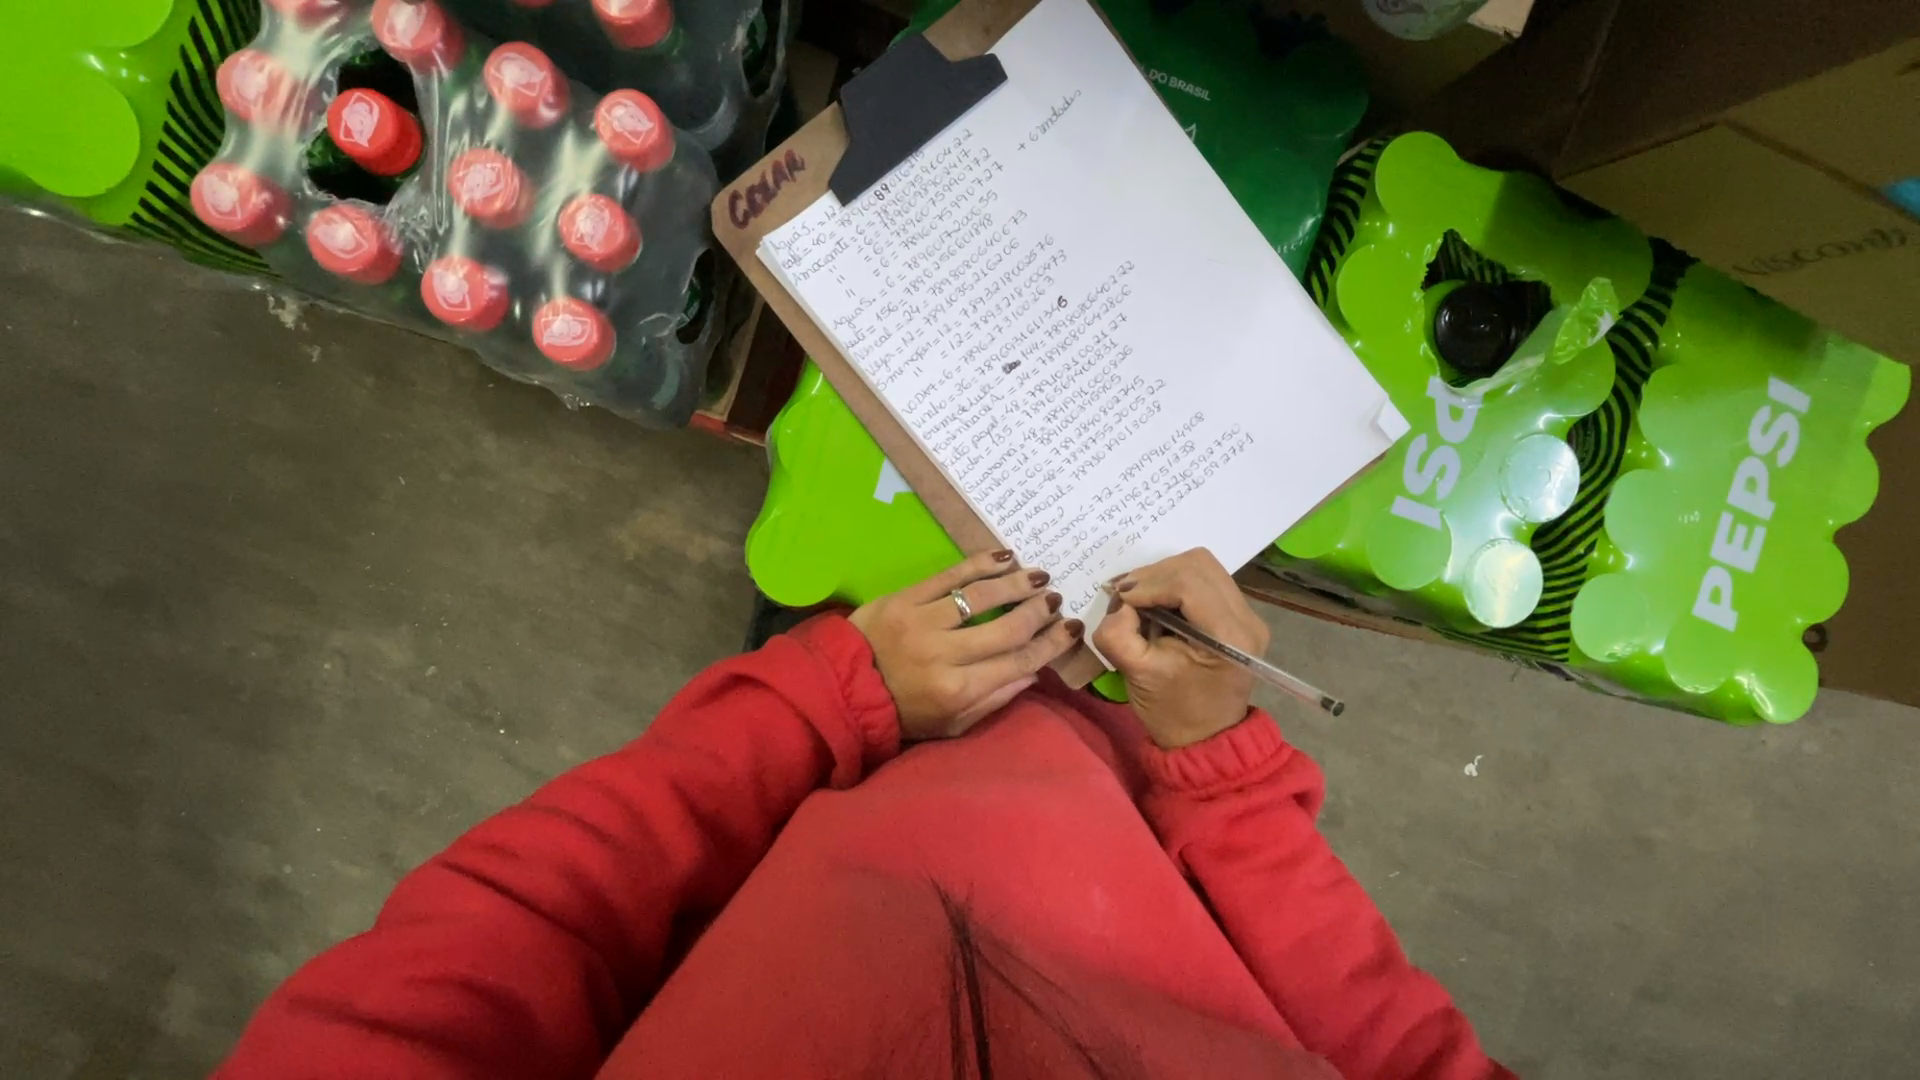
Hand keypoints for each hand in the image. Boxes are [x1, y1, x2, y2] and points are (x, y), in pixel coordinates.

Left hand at [849, 549, 1084, 738]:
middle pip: (1007, 628)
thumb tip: (1033, 672)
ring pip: (983, 596)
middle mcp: (946, 655)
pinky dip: (981, 564)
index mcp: (959, 690)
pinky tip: (1005, 557)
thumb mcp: (951, 725)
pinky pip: (950, 576)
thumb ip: (993, 700)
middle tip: (1056, 601)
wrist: (842, 688)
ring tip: (1039, 578)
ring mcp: (924, 622)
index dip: (1051, 644)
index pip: (1018, 662)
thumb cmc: (903, 712)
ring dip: (1018, 584)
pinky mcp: (905, 598)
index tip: (1072, 629)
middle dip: (1039, 613)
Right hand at [1093, 548, 1269, 748]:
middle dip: (1154, 574)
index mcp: (1229, 637)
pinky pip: (1204, 579)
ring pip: (1202, 566)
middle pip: (1197, 564)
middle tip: (1125, 597)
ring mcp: (1248, 614)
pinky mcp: (1238, 614)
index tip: (1120, 600)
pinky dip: (1173, 583)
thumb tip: (1119, 603)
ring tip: (1138, 600)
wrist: (1205, 738)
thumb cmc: (1171, 711)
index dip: (1148, 584)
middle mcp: (1248, 618)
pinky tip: (1156, 604)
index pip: (1188, 583)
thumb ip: (1118, 633)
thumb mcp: (1135, 672)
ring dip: (1163, 575)